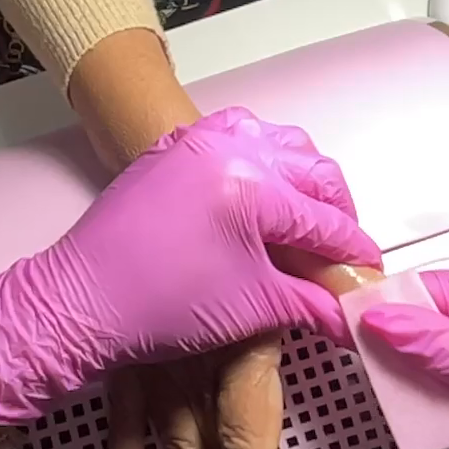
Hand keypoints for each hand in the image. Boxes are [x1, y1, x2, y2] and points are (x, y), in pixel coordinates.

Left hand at [0, 107, 378, 423]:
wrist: (79, 303)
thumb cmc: (159, 307)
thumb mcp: (252, 306)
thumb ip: (312, 302)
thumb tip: (350, 312)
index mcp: (250, 183)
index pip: (323, 219)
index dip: (354, 252)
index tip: (370, 274)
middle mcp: (229, 146)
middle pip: (312, 170)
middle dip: (336, 211)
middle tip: (342, 253)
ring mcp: (198, 139)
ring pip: (279, 142)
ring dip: (303, 178)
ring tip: (308, 221)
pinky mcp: (176, 147)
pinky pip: (237, 135)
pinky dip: (263, 159)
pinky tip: (265, 191)